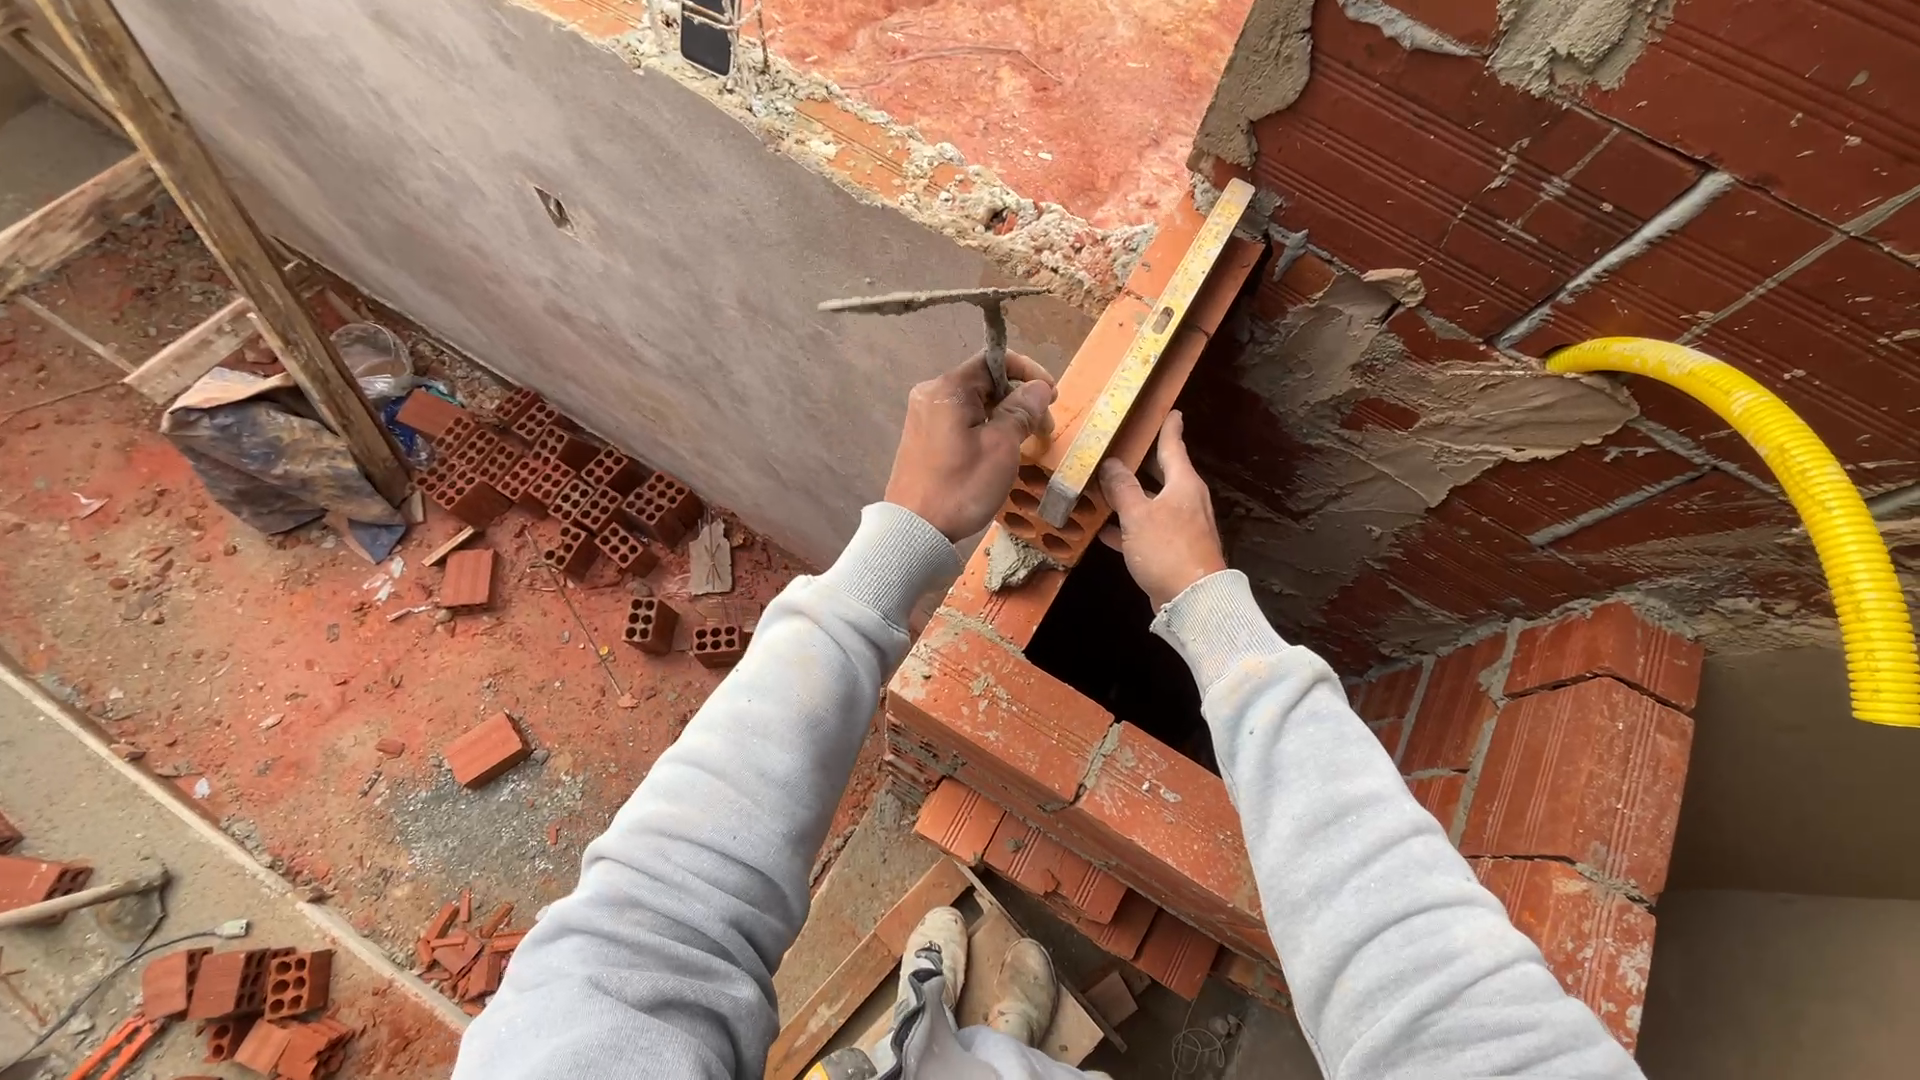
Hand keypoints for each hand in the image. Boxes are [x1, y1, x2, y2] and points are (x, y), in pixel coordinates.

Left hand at [885, 351, 1056, 540]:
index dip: (1028, 372)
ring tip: (1027, 443)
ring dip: (1005, 417)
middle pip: (984, 382)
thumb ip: (1021, 411)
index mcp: (948, 388)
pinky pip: (962, 422)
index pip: (994, 360)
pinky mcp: (923, 440)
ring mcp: (924, 418)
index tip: (1051, 395)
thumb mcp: (1001, 447)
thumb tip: (1039, 387)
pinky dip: (986, 429)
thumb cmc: (961, 486)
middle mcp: (931, 394)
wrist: (914, 529)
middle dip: (1019, 399)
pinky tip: (1001, 451)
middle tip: (1044, 429)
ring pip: (975, 404)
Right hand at [1097, 411, 1225, 609]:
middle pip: (1162, 475)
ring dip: (1130, 498)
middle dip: (1142, 463)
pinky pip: (1147, 530)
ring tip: (1104, 488)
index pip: (1173, 447)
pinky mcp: (1173, 551)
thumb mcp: (1137, 515)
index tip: (1171, 411)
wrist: (1192, 600)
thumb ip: (1122, 488)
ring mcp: (1182, 527)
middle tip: (1123, 447)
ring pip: (1152, 503)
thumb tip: (1111, 464)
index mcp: (1183, 485)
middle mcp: (1186, 501)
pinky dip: (1128, 528)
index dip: (1169, 428)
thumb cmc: (1167, 548)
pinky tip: (1105, 532)